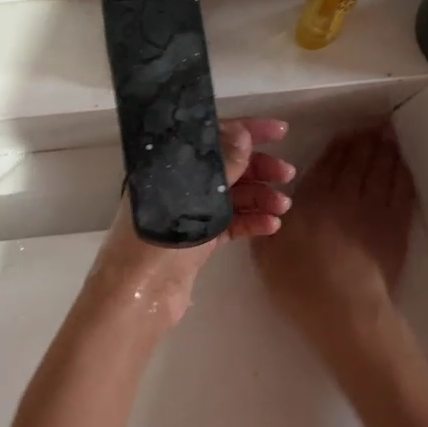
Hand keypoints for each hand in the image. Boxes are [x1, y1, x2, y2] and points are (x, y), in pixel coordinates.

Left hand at [91, 118, 295, 319]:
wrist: (139, 295)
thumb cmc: (158, 238)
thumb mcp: (192, 195)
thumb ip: (221, 165)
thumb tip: (243, 135)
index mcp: (167, 166)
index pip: (211, 137)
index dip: (246, 131)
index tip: (280, 131)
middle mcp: (177, 186)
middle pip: (224, 167)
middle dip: (258, 167)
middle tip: (288, 173)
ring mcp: (188, 215)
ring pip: (231, 196)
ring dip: (259, 196)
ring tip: (283, 205)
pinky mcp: (197, 241)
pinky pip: (230, 224)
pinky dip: (251, 221)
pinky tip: (272, 225)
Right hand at [252, 124, 414, 339]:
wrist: (344, 307)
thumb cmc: (298, 284)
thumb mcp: (265, 252)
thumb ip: (270, 222)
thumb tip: (275, 203)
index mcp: (310, 199)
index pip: (328, 164)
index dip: (339, 147)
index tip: (347, 134)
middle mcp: (343, 196)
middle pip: (357, 162)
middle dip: (365, 142)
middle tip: (372, 127)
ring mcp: (373, 209)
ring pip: (381, 170)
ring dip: (385, 151)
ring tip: (387, 138)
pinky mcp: (395, 226)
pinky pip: (401, 190)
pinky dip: (401, 173)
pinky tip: (401, 167)